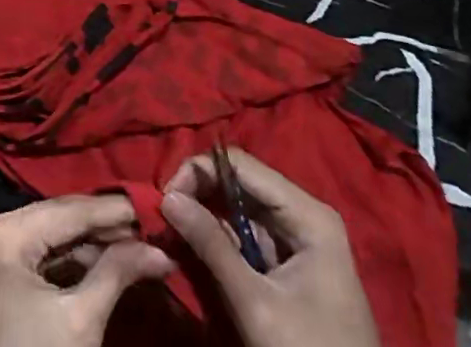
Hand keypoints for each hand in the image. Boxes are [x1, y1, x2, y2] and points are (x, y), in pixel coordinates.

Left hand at [0, 195, 176, 346]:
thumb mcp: (82, 318)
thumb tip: (161, 250)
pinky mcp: (4, 265)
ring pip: (58, 230)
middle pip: (64, 215)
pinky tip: (112, 258)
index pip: (73, 210)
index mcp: (8, 233)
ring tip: (140, 244)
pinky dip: (78, 256)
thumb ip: (119, 271)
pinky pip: (47, 248)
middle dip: (109, 225)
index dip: (118, 210)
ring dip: (97, 240)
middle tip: (152, 227)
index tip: (156, 207)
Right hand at [162, 149, 379, 346]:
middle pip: (241, 183)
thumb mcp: (256, 304)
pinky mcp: (288, 262)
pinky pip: (247, 235)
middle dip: (199, 193)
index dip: (200, 170)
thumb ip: (212, 247)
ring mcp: (298, 238)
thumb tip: (168, 198)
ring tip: (171, 231)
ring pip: (240, 209)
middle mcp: (304, 213)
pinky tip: (192, 246)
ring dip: (205, 216)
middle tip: (162, 216)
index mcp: (307, 213)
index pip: (242, 165)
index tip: (164, 197)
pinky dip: (219, 238)